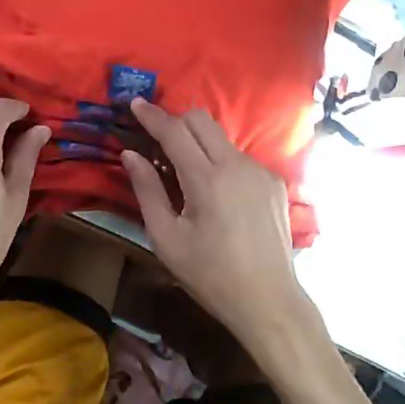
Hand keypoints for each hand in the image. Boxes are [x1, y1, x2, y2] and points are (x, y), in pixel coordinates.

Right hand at [121, 98, 317, 355]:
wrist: (268, 299)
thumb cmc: (210, 275)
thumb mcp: (167, 238)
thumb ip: (147, 191)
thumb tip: (131, 154)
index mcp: (207, 179)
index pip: (174, 131)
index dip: (152, 115)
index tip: (135, 103)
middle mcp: (236, 164)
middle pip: (201, 119)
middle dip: (176, 121)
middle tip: (158, 142)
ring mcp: (259, 170)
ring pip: (221, 138)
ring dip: (199, 144)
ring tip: (187, 175)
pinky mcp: (274, 181)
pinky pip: (240, 158)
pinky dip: (221, 163)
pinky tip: (218, 195)